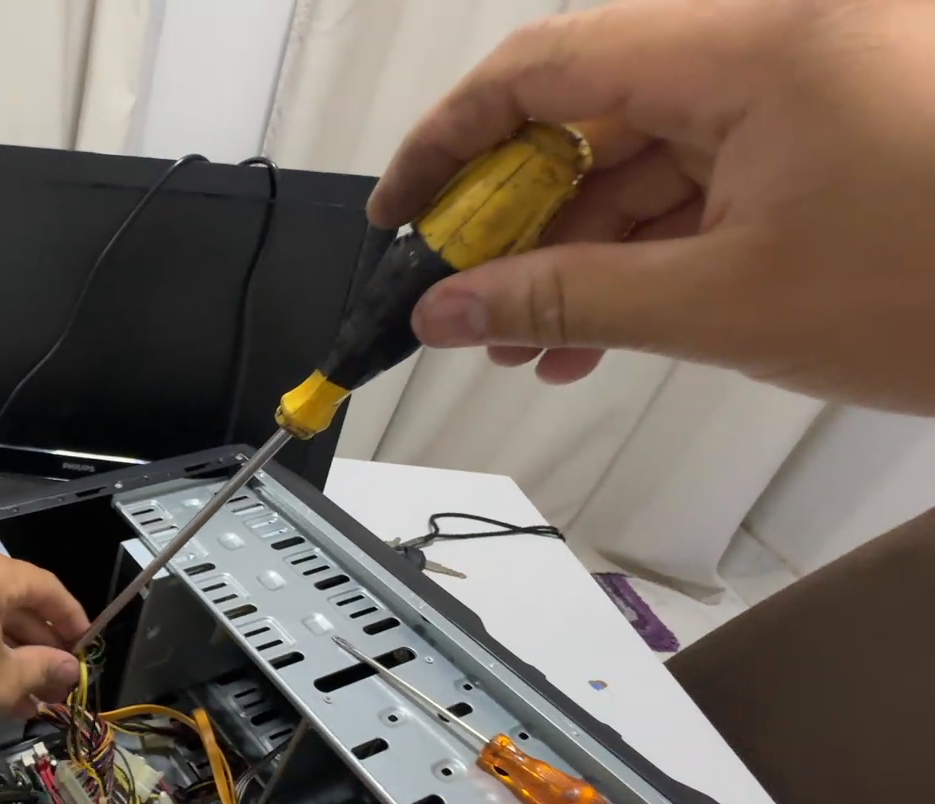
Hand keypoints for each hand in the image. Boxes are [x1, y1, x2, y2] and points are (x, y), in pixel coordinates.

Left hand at [0, 547, 86, 756]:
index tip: (86, 643)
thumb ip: (45, 668)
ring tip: (34, 694)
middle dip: (41, 641)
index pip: (44, 586)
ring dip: (13, 652)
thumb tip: (70, 667)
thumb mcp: (5, 681)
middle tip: (61, 675)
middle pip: (13, 599)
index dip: (71, 616)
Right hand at [370, 0, 934, 413]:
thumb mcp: (721, 303)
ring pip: (622, 170)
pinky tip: (585, 337)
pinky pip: (679, 196)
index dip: (444, 141)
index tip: (398, 213)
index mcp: (756, 48)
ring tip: (516, 343)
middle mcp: (774, 49)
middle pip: (573, 124)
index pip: (541, 68)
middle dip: (500, 225)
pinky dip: (622, 265)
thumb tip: (440, 312)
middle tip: (454, 301)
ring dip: (556, 262)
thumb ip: (558, 302)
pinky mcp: (817, 144)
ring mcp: (798, 97)